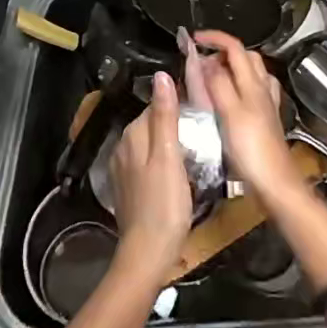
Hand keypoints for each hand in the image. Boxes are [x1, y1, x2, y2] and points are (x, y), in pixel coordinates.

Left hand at [110, 72, 191, 285]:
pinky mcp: (129, 187)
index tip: (201, 112)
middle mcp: (123, 147)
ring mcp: (124, 169)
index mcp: (133, 135)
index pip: (156, 105)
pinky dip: (163, 161)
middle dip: (174, 124)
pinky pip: (148, 162)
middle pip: (153, 123)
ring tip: (196, 151)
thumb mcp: (170, 155)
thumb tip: (162, 75)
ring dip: (170, 143)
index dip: (179, 106)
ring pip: (151, 143)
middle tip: (203, 132)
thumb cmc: (164, 203)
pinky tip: (178, 172)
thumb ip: (166, 115)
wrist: (148, 252)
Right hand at [193, 30, 300, 200]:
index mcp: (253, 83)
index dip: (215, 38)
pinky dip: (239, 87)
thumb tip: (206, 61)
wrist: (276, 183)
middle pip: (244, 56)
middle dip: (222, 52)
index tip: (194, 39)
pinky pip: (253, 91)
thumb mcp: (229, 113)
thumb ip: (218, 85)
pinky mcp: (266, 118)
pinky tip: (229, 99)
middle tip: (200, 61)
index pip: (235, 47)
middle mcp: (262, 88)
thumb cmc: (252, 149)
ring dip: (230, 68)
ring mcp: (266, 103)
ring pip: (250, 73)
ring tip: (210, 78)